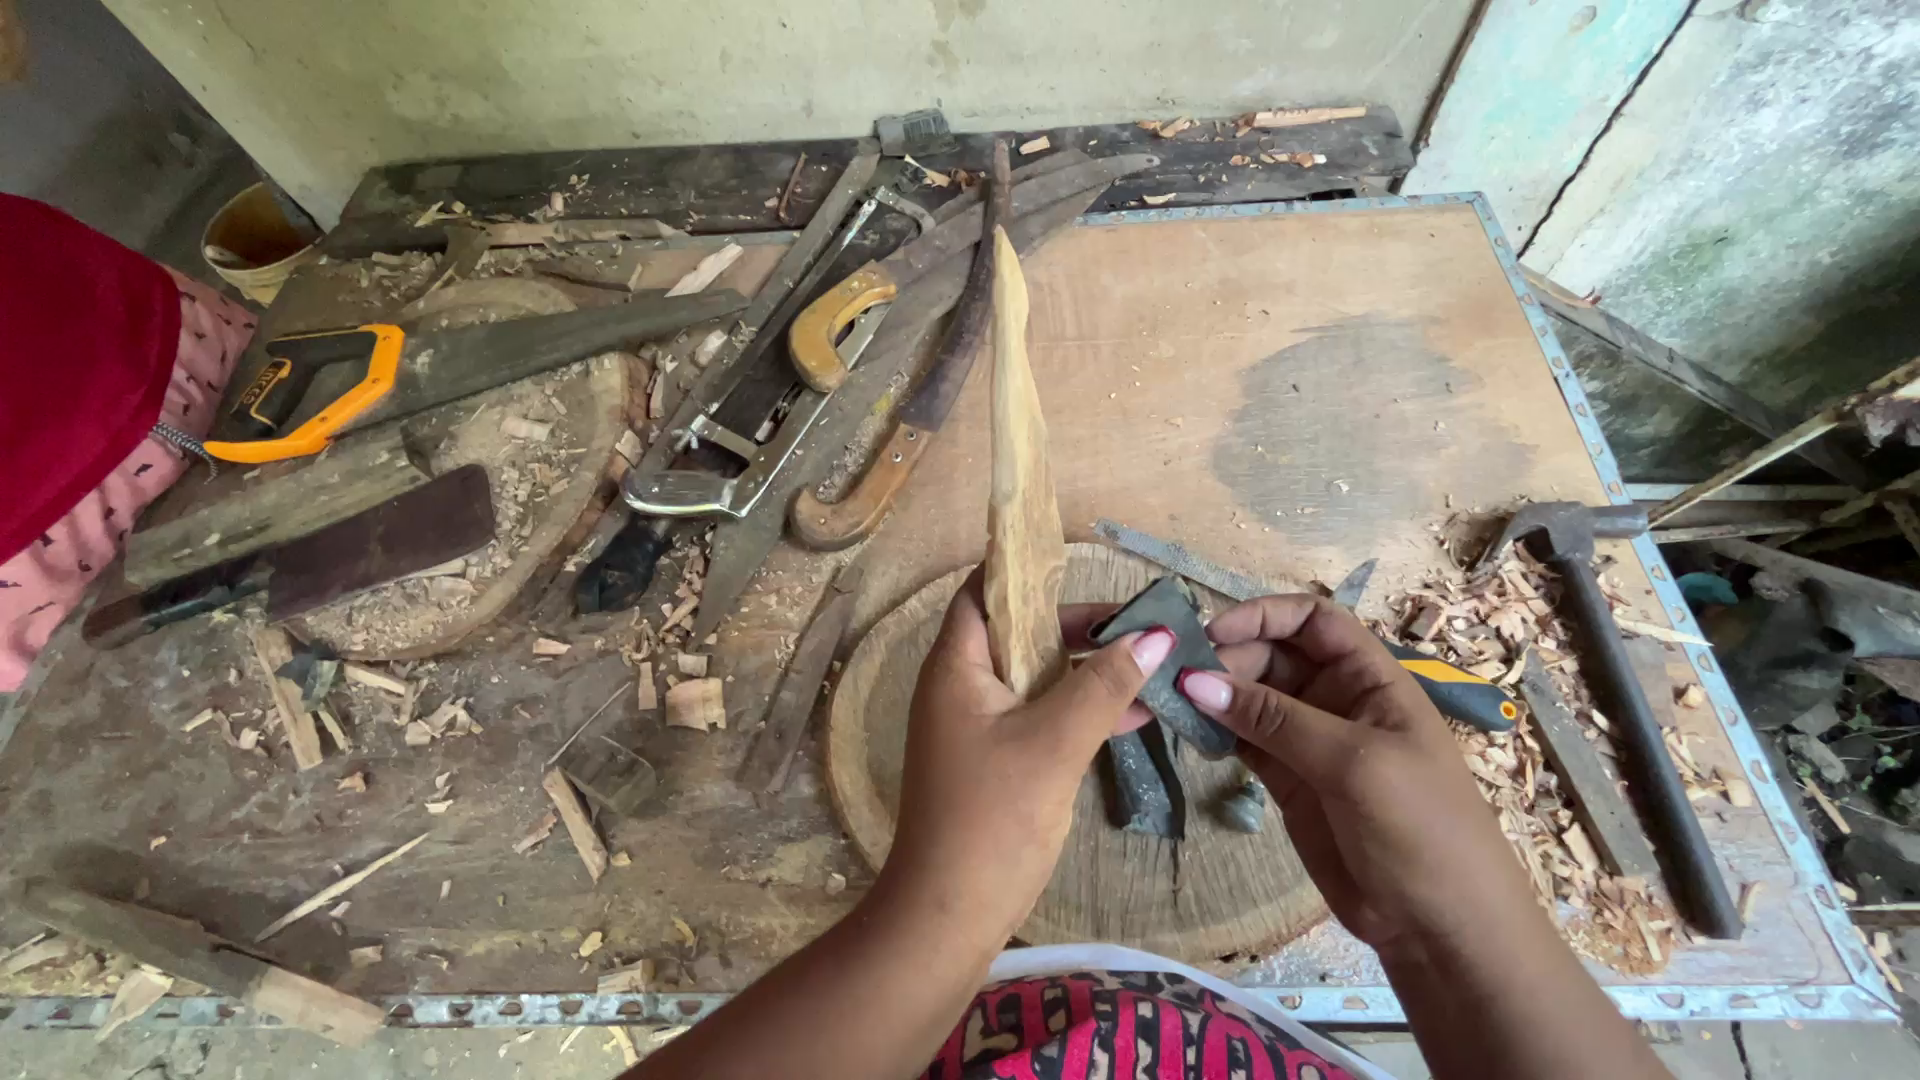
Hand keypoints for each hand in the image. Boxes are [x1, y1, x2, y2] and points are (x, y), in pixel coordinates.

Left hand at [880, 573, 1171, 943]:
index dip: (1023, 570)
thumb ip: (1104, 686)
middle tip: (1139, 625)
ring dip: (1089, 670)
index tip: (1083, 564)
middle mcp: (963, 686)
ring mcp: (981, 724)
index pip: (982, 591)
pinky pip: (1044, 716)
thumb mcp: (1054, 743)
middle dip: (1078, 626)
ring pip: (1039, 677)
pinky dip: (1082, 710)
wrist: (950, 915)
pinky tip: (1138, 712)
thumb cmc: (992, 817)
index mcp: (957, 665)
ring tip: (1152, 661)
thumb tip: (1155, 637)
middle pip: (1020, 632)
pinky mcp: (999, 759)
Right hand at [1178, 595, 1540, 958]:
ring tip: (1173, 703)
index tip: (1213, 632)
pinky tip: (1191, 734)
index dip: (1263, 615)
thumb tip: (1194, 680)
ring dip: (1213, 694)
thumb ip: (1273, 718)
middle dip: (1228, 658)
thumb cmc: (1420, 827)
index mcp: (1369, 678)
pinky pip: (1242, 738)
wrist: (1440, 928)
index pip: (1312, 620)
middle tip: (1182, 680)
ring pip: (1249, 696)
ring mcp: (1307, 739)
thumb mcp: (1352, 761)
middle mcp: (1335, 698)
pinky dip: (1215, 731)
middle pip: (1271, 654)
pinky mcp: (1285, 776)